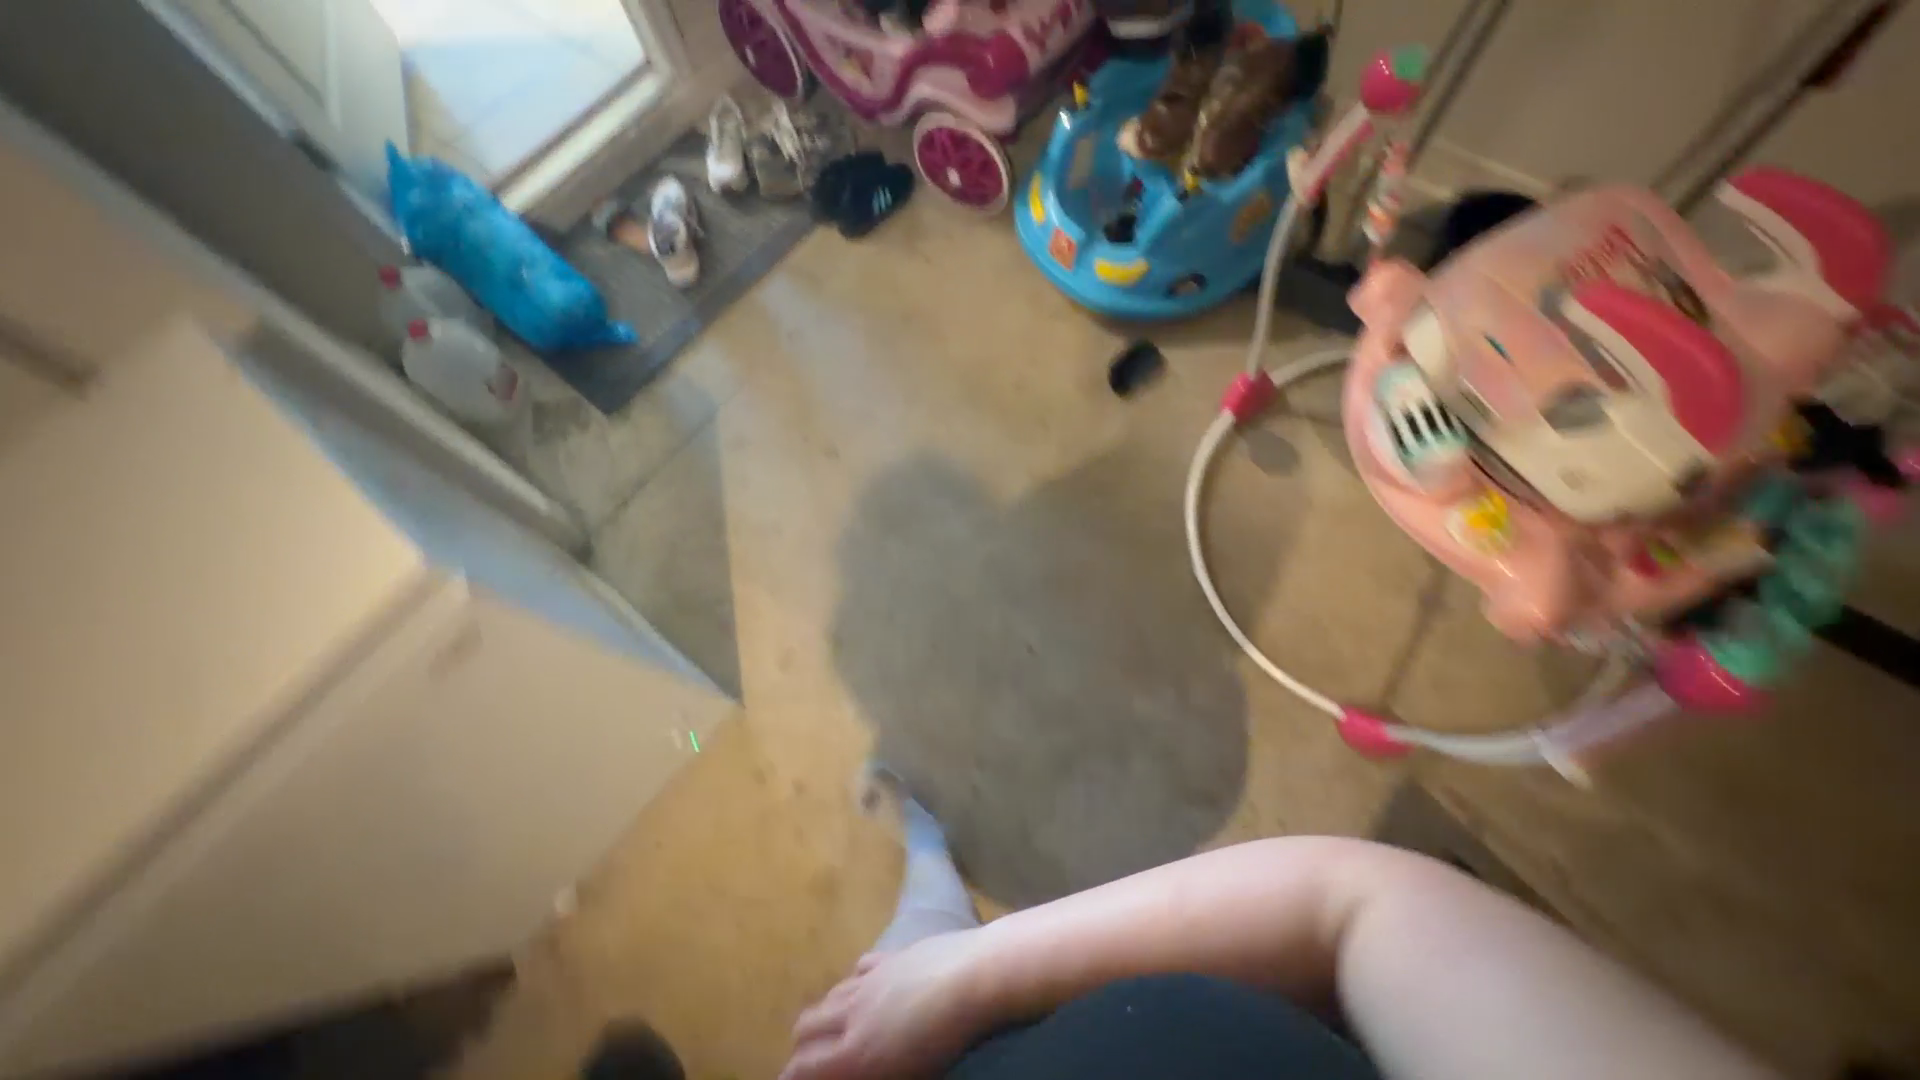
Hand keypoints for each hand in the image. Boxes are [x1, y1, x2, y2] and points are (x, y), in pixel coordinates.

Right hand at [779, 929, 996, 1079]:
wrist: (974, 978)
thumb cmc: (947, 1042)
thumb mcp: (909, 1075)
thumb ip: (873, 1073)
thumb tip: (854, 1070)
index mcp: (853, 1053)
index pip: (803, 1067)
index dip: (790, 1076)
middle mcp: (851, 1014)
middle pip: (806, 1026)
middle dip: (802, 1046)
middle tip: (811, 1059)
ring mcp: (870, 980)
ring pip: (830, 994)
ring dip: (827, 1012)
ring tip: (838, 1025)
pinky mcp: (891, 956)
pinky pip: (860, 968)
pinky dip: (856, 982)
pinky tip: (868, 987)